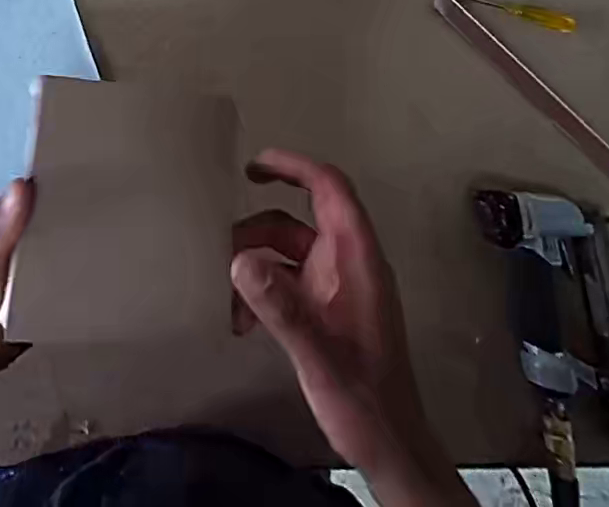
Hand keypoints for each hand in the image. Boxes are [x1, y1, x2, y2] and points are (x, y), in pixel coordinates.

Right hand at [231, 151, 469, 505]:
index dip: (295, 167)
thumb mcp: (318, 354)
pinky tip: (241, 322)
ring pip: (288, 249)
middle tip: (220, 232)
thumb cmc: (363, 396)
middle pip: (300, 217)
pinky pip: (287, 278)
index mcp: (357, 255)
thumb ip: (281, 308)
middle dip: (259, 224)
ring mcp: (335, 281)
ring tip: (224, 293)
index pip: (330, 189)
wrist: (388, 443)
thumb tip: (239, 259)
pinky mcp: (325, 304)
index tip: (255, 166)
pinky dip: (263, 288)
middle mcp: (347, 259)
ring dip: (254, 264)